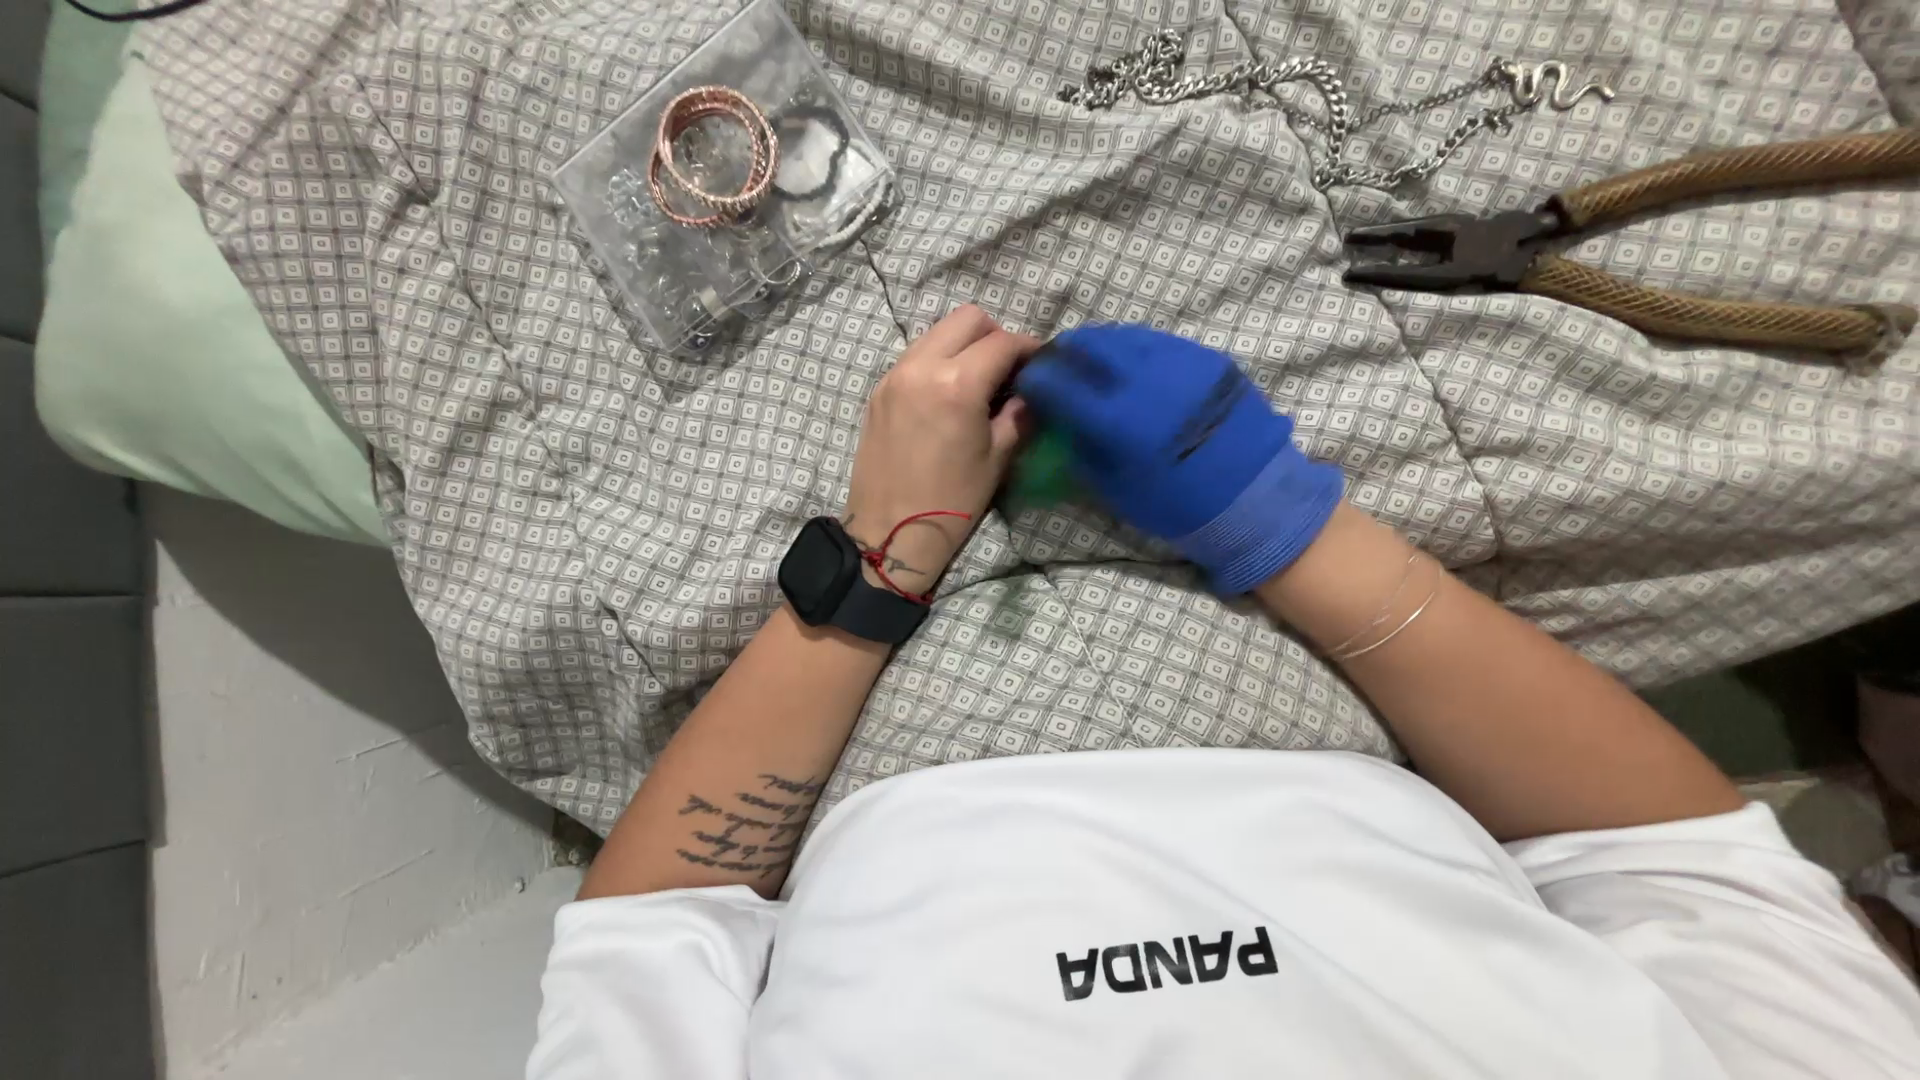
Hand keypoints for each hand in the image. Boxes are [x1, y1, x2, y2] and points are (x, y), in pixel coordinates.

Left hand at [842, 306, 1037, 595]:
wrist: (889, 533)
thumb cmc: (951, 502)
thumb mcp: (997, 458)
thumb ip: (1017, 413)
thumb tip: (1029, 391)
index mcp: (957, 385)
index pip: (1002, 343)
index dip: (1030, 349)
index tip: (1042, 365)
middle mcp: (921, 367)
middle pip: (967, 319)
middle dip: (995, 335)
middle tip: (1009, 369)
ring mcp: (894, 376)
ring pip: (937, 333)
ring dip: (964, 345)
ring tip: (979, 381)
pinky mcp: (879, 390)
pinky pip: (915, 356)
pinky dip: (938, 361)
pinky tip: (949, 394)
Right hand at [1013, 324, 1342, 593]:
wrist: (1254, 499)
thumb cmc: (1176, 505)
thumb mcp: (1114, 488)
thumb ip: (1080, 448)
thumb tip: (1056, 420)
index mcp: (1116, 420)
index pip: (1057, 382)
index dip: (1036, 379)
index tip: (1029, 382)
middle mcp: (1143, 380)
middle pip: (1089, 345)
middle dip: (1066, 353)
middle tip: (1059, 366)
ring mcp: (1178, 362)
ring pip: (1123, 336)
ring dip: (1099, 346)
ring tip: (1093, 362)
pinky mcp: (1206, 358)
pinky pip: (1157, 342)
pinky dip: (1134, 349)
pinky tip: (1133, 365)